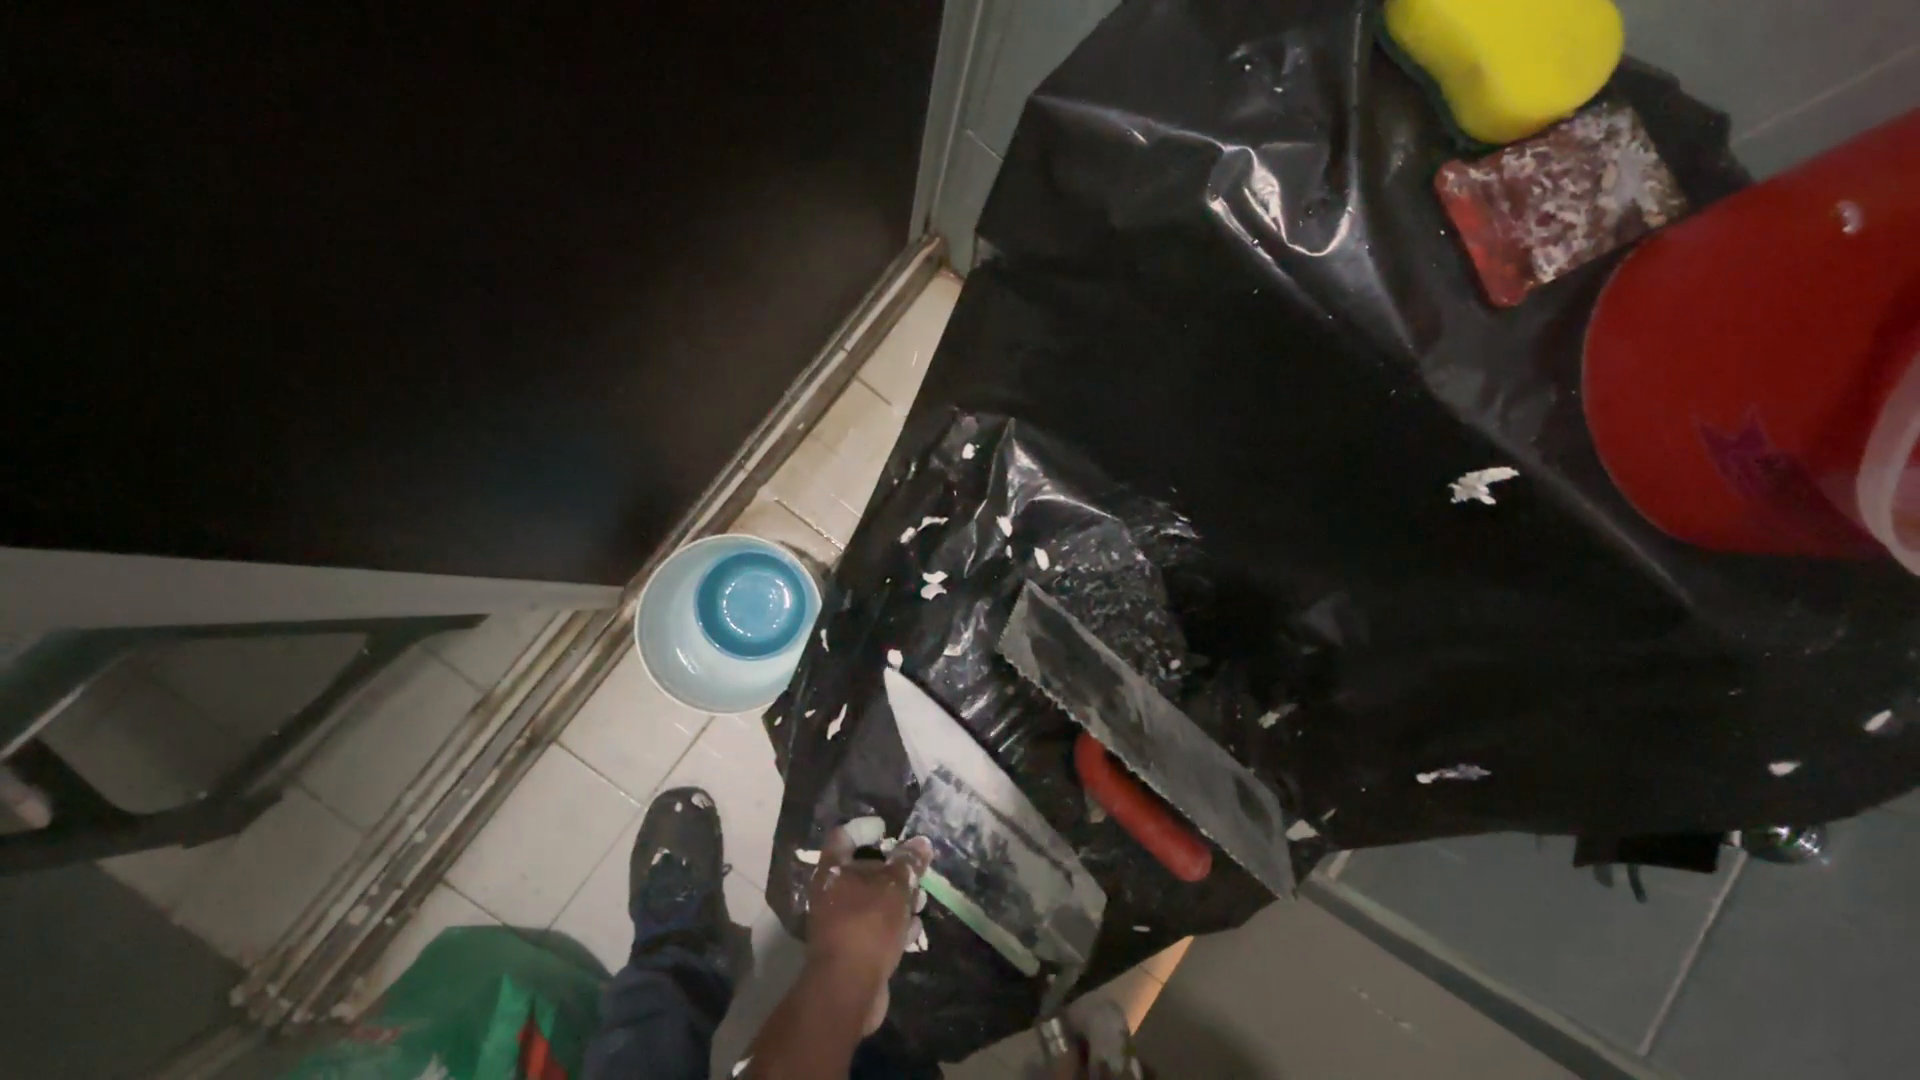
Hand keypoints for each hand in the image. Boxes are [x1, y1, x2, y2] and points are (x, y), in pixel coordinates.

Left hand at [804, 821, 933, 1034]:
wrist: (848, 989)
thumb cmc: (868, 925)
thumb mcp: (895, 887)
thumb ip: (909, 863)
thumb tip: (921, 842)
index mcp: (833, 870)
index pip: (844, 836)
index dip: (865, 827)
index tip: (887, 828)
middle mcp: (832, 893)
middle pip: (863, 870)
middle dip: (893, 870)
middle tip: (916, 870)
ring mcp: (840, 923)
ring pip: (872, 901)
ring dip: (898, 899)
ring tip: (922, 901)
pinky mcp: (852, 949)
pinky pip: (875, 928)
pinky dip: (894, 926)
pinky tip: (913, 930)